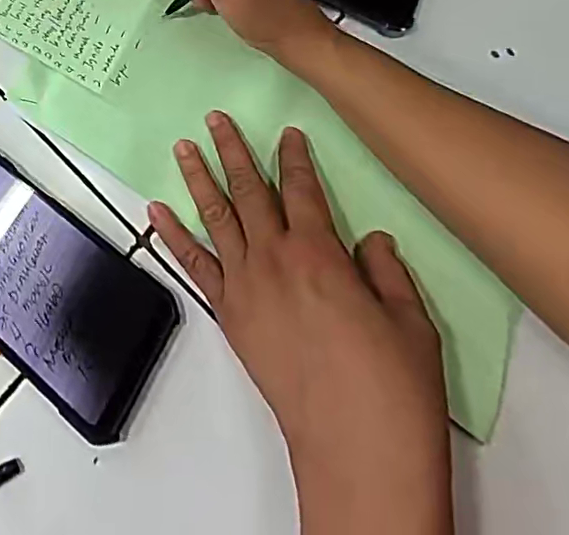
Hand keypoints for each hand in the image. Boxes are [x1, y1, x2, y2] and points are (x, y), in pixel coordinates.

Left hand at [151, 113, 452, 534]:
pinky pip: (192, 262)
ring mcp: (243, 283)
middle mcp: (273, 259)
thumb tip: (371, 238)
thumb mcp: (413, 325)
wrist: (354, 447)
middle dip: (233, 151)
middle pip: (249, 192)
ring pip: (214, 217)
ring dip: (197, 179)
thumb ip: (387, 273)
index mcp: (321, 256)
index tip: (285, 133)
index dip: (294, 159)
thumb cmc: (394, 390)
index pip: (303, 193)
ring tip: (182, 148)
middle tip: (215, 120)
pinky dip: (171, 233)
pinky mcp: (226, 310)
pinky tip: (155, 210)